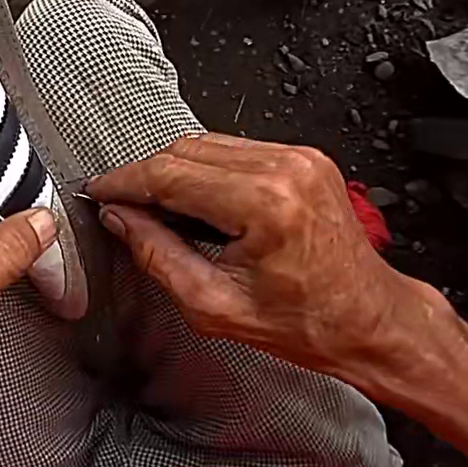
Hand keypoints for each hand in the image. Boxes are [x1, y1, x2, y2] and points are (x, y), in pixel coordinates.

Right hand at [85, 133, 441, 392]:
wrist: (368, 319)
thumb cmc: (306, 322)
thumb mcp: (212, 304)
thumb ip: (156, 254)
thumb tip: (121, 219)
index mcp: (264, 205)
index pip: (168, 174)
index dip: (123, 182)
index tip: (99, 192)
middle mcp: (285, 169)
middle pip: (182, 151)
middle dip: (143, 177)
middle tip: (122, 207)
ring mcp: (298, 158)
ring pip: (204, 144)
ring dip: (170, 172)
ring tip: (156, 209)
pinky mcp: (302, 159)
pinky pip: (231, 149)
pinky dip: (200, 170)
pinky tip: (193, 201)